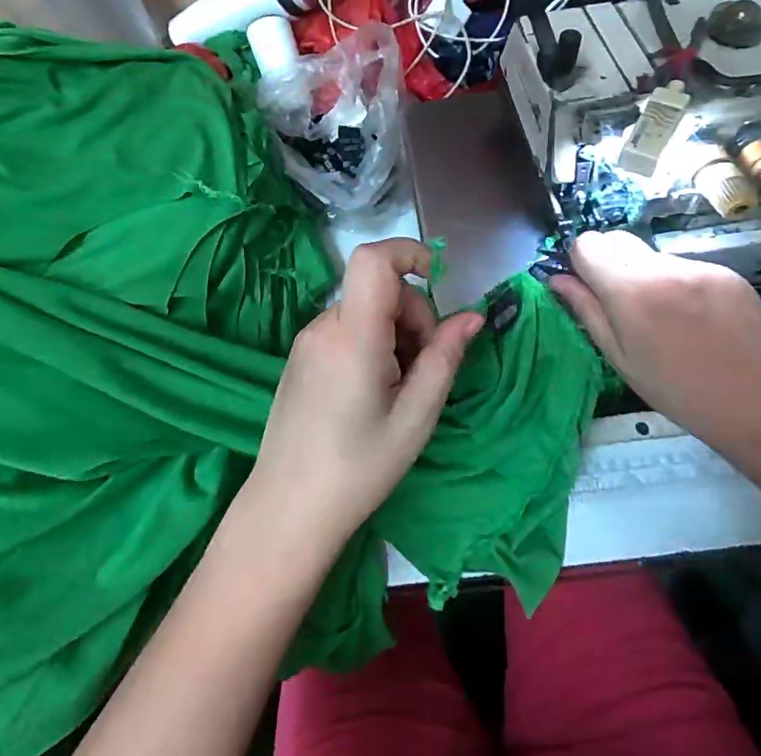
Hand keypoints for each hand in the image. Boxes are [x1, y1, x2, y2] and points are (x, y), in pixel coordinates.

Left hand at [245, 239, 484, 548]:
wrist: (288, 509)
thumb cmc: (359, 468)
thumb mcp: (416, 416)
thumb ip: (445, 358)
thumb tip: (472, 316)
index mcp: (353, 335)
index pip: (373, 259)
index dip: (409, 253)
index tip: (438, 281)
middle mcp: (325, 327)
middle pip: (380, 291)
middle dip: (414, 319)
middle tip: (423, 373)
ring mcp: (307, 341)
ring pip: (366, 312)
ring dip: (394, 336)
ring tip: (398, 392)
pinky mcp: (301, 357)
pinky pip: (347, 330)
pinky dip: (372, 345)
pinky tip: (372, 393)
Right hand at [548, 230, 760, 456]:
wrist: (755, 404)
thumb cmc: (675, 390)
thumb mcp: (619, 357)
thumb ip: (586, 310)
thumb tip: (557, 278)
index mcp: (631, 290)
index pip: (588, 243)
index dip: (582, 262)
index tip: (589, 286)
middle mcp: (664, 268)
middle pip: (618, 239)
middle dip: (611, 262)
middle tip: (624, 303)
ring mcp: (699, 267)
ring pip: (653, 254)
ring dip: (647, 274)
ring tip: (666, 317)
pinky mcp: (727, 272)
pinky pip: (686, 266)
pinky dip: (679, 284)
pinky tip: (695, 318)